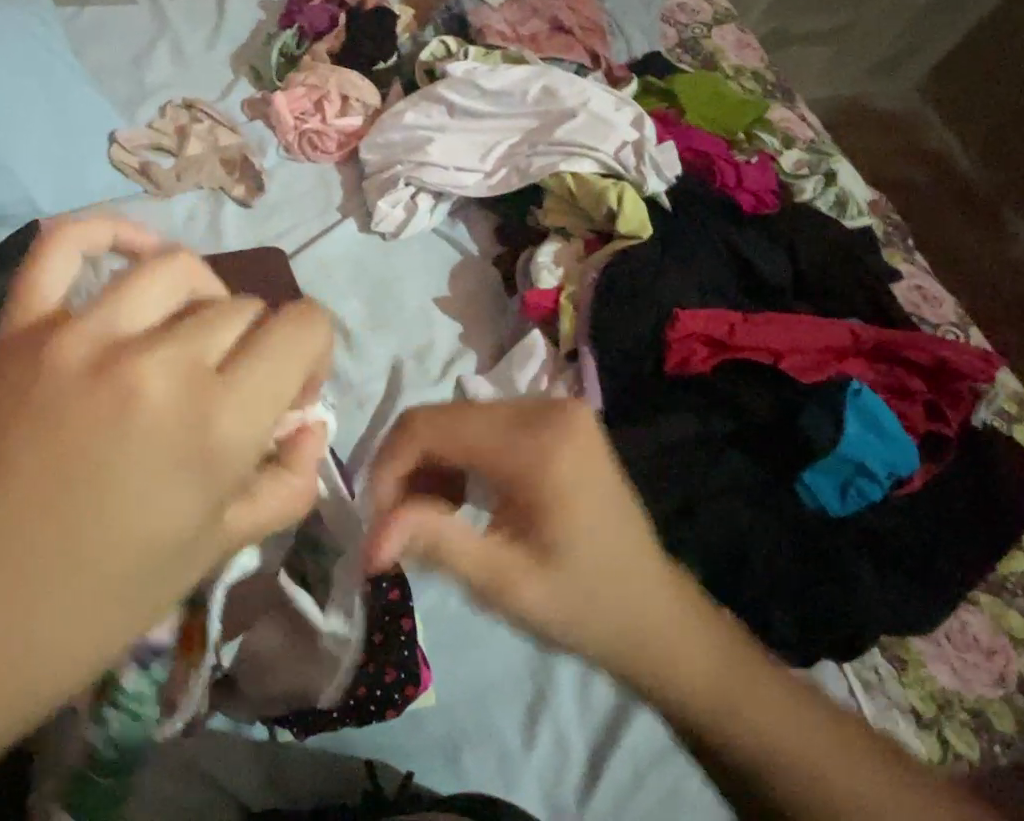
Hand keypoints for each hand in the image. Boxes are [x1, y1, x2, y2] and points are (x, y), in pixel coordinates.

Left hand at [0, 216, 335, 691]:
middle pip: (242, 306)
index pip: (302, 328)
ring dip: (201, 300)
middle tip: (230, 390)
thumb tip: (308, 423)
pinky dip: (108, 234)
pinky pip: (63, 246)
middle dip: (256, 344)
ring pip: (174, 269)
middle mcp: (157, 363)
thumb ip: (282, 482)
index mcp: (217, 426)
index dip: (311, 354)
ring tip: (185, 338)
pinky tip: (133, 252)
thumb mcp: (213, 553)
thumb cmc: (97, 604)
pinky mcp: (18, 331)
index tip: (288, 392)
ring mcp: (80, 337)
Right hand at [364, 398, 701, 670]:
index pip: (427, 427)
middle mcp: (545, 408)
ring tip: (430, 521)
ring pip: (453, 422)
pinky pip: (478, 427)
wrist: (654, 616)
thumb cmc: (582, 605)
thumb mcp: (503, 583)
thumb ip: (435, 543)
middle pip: (438, 420)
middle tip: (398, 529)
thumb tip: (369, 537)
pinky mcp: (553, 421)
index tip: (379, 524)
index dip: (387, 469)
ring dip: (427, 468)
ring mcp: (553, 410)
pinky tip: (458, 503)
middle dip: (405, 472)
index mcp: (537, 442)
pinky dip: (455, 462)